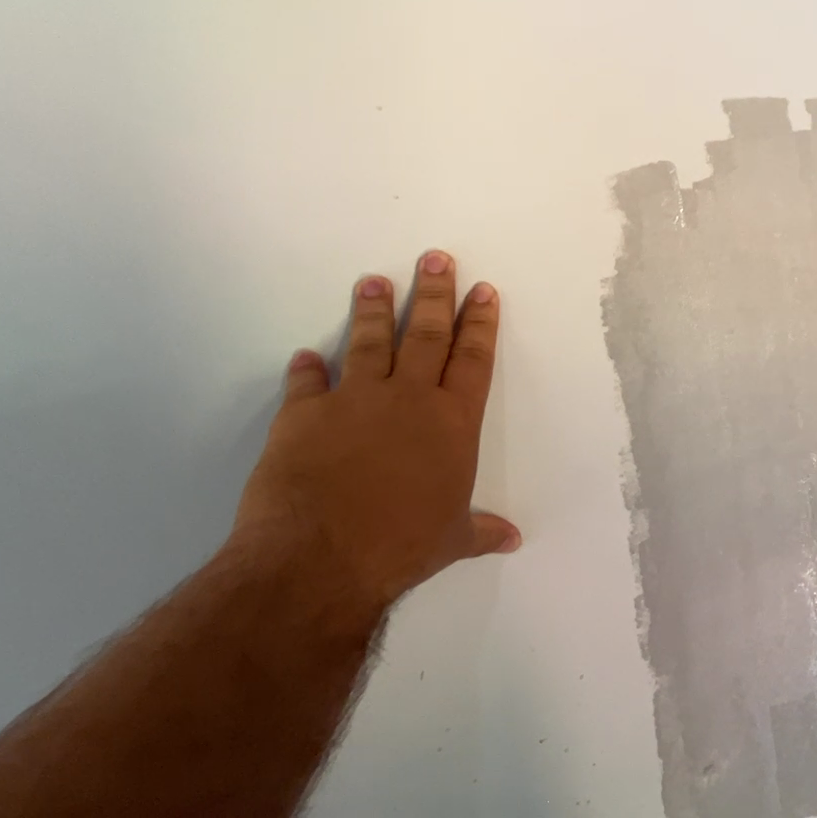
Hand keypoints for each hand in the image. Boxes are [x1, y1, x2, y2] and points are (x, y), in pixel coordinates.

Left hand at [229, 250, 519, 609]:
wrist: (319, 559)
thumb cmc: (402, 544)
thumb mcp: (453, 539)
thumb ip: (482, 529)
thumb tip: (514, 539)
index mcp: (455, 421)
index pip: (474, 358)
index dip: (480, 322)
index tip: (483, 291)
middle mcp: (410, 399)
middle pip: (427, 334)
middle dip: (434, 294)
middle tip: (436, 258)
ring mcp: (355, 402)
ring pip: (369, 343)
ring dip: (372, 310)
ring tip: (373, 280)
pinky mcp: (303, 417)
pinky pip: (307, 384)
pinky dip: (306, 368)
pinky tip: (306, 355)